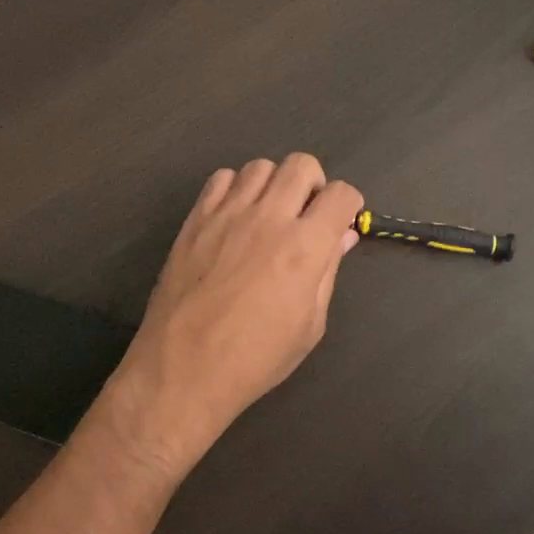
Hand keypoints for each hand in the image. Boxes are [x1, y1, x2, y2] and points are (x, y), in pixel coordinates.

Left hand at [106, 154, 361, 467]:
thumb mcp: (309, 324)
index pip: (341, 194)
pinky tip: (235, 218)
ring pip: (260, 166)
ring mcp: (227, 214)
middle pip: (301, 165)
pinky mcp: (196, 219)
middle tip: (306, 214)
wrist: (184, 368)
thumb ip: (327, 271)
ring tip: (268, 214)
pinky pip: (221, 178)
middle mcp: (268, 218)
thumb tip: (342, 236)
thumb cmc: (257, 358)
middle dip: (314, 184)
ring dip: (274, 184)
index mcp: (305, 246)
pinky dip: (236, 189)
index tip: (341, 222)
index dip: (349, 205)